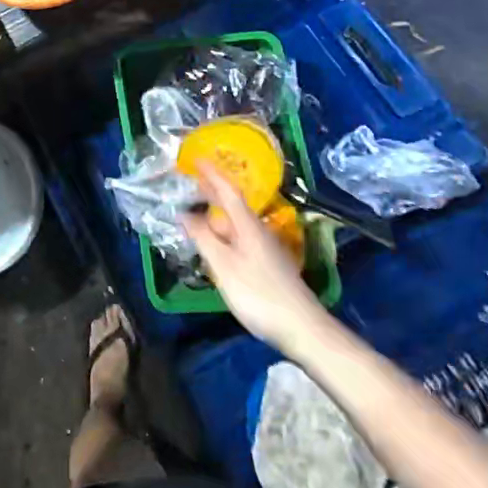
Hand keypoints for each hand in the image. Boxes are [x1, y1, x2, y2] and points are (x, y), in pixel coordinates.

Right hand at [181, 162, 330, 355]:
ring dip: (217, 212)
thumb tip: (183, 213)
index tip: (195, 158)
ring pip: (236, 222)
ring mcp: (265, 249)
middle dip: (213, 190)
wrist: (303, 329)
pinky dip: (223, 230)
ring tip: (197, 209)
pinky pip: (240, 237)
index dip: (212, 174)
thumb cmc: (259, 294)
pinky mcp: (268, 266)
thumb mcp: (223, 265)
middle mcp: (258, 232)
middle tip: (191, 179)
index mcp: (248, 226)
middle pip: (234, 204)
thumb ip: (203, 238)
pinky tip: (216, 242)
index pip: (228, 191)